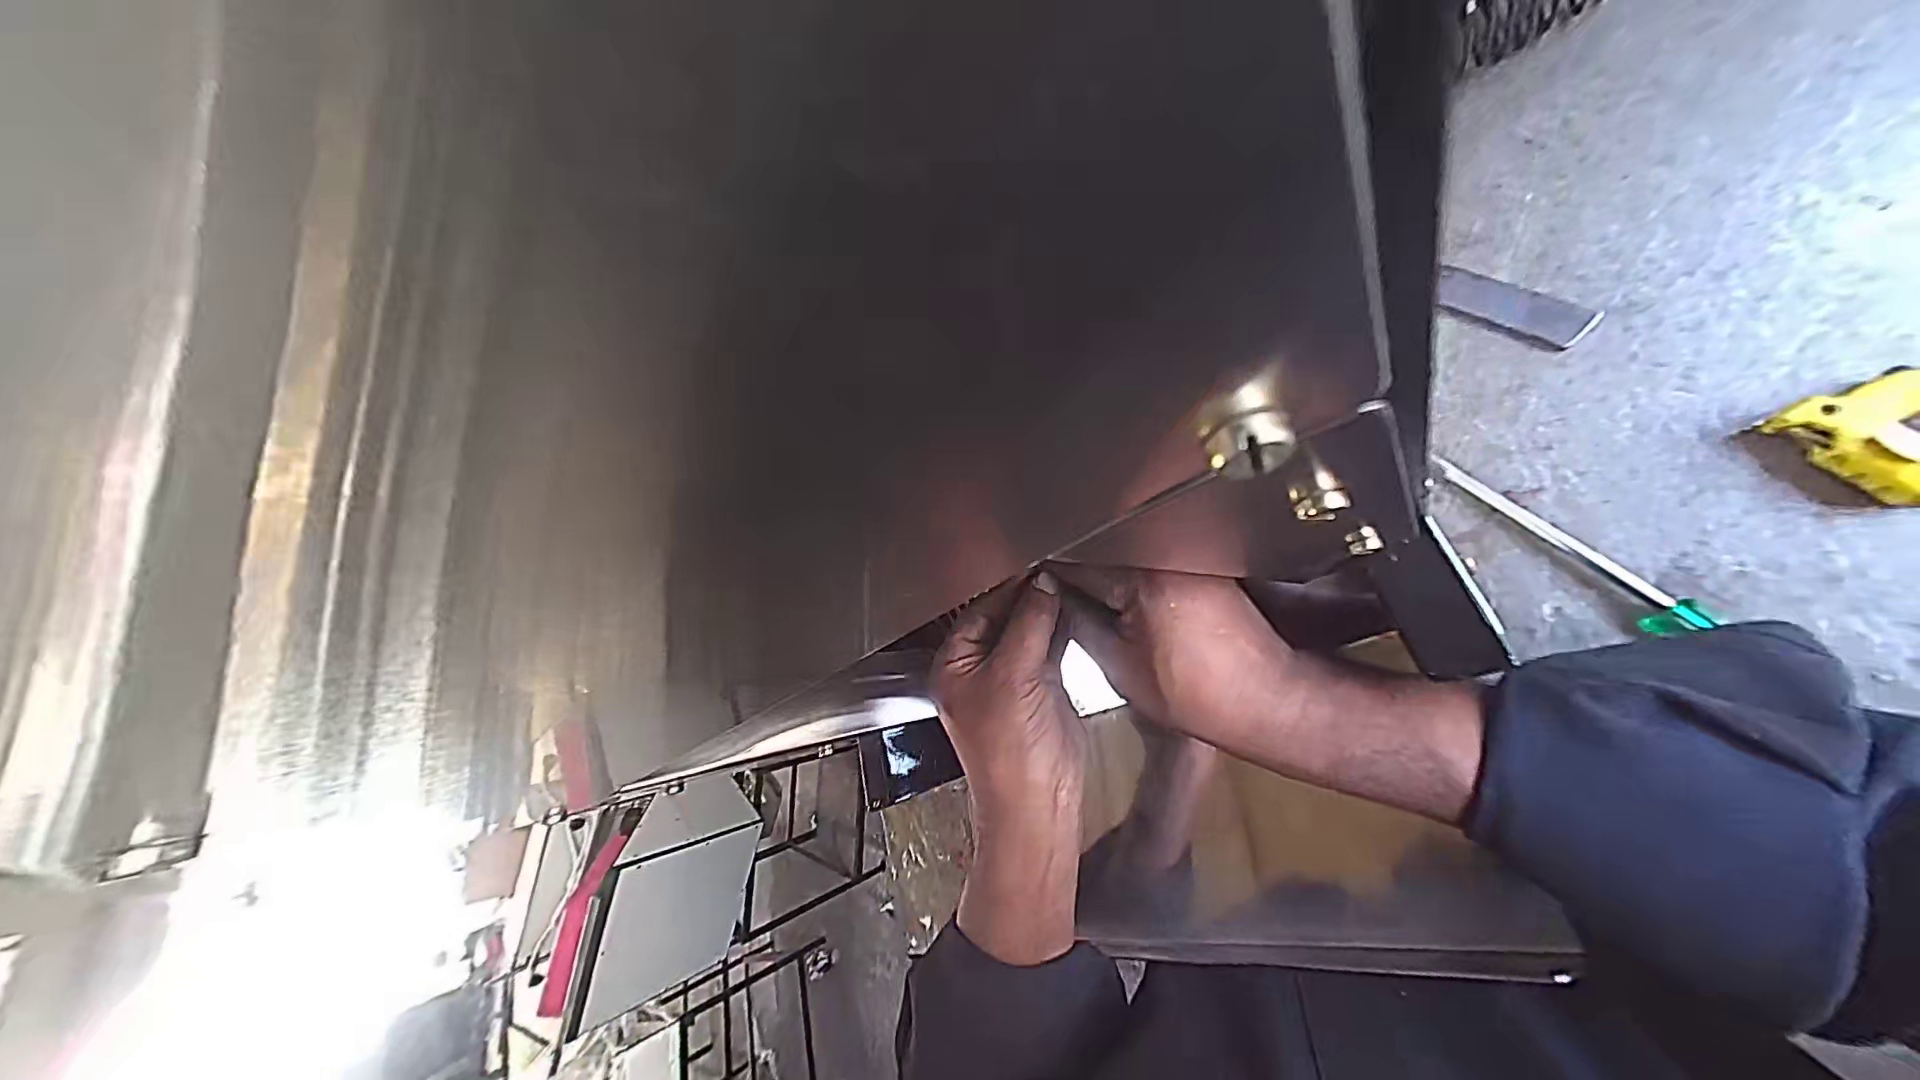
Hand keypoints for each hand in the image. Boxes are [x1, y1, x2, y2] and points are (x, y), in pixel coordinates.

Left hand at [928, 572, 1084, 963]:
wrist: (1039, 804)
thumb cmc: (1009, 754)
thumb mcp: (1013, 677)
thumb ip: (1028, 625)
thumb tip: (1042, 585)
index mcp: (956, 664)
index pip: (980, 610)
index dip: (1008, 587)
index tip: (1035, 565)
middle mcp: (980, 669)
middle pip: (1005, 618)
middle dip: (1029, 596)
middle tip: (1056, 569)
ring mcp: (1011, 679)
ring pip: (1028, 632)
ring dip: (1046, 611)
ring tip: (1067, 582)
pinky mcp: (1040, 690)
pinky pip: (1048, 649)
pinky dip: (1060, 630)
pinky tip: (1073, 612)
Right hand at [1049, 562, 1306, 747]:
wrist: (1270, 698)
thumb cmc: (1206, 695)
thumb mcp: (1120, 667)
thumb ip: (1080, 624)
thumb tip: (1055, 599)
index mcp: (1143, 578)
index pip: (1077, 562)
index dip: (1052, 576)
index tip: (1039, 586)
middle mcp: (1171, 556)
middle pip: (1103, 551)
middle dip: (1083, 573)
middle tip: (1073, 601)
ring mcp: (1194, 556)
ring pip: (1130, 553)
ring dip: (1113, 574)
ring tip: (1116, 609)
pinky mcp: (1210, 564)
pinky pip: (1158, 560)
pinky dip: (1143, 578)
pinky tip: (1146, 607)